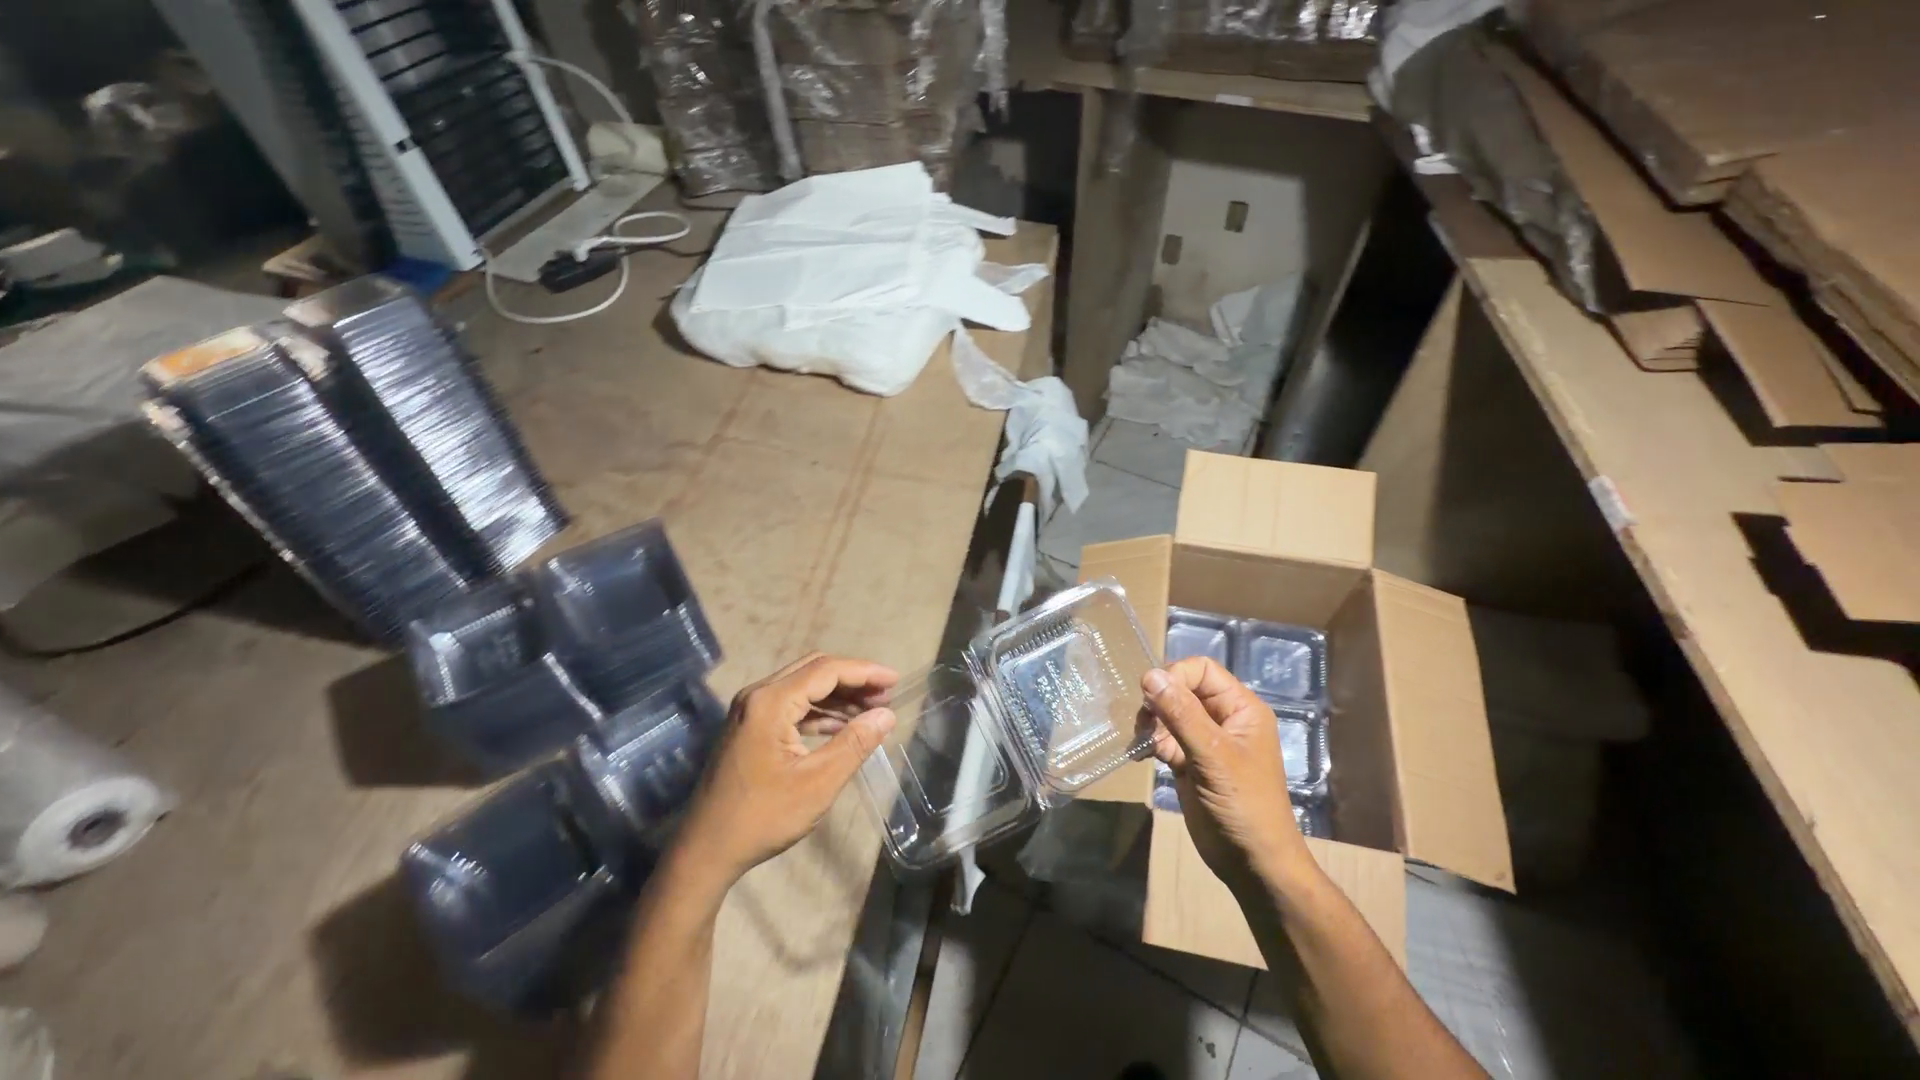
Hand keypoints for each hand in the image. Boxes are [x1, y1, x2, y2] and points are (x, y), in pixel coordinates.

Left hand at [679, 654, 898, 882]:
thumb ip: (854, 744)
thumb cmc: (763, 816)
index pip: (825, 670)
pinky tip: (840, 727)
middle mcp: (756, 697)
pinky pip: (789, 706)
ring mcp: (748, 712)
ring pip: (801, 688)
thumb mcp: (818, 782)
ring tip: (871, 712)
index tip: (895, 680)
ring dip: (836, 695)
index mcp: (770, 702)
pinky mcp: (747, 729)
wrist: (706, 849)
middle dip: (852, 679)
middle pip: (812, 671)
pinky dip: (818, 711)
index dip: (864, 672)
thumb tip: (886, 715)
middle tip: (886, 696)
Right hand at [1144, 657, 1309, 893]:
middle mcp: (1224, 720)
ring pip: (1169, 715)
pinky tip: (1141, 756)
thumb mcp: (1213, 756)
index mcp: (1241, 709)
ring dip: (1151, 723)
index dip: (1175, 676)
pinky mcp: (1189, 764)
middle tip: (1143, 724)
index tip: (1150, 695)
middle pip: (1182, 690)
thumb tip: (1150, 675)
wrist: (1253, 862)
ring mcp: (1205, 743)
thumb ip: (1182, 714)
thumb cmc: (1244, 805)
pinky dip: (1150, 744)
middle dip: (1159, 701)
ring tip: (1143, 743)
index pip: (1202, 671)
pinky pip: (1164, 740)